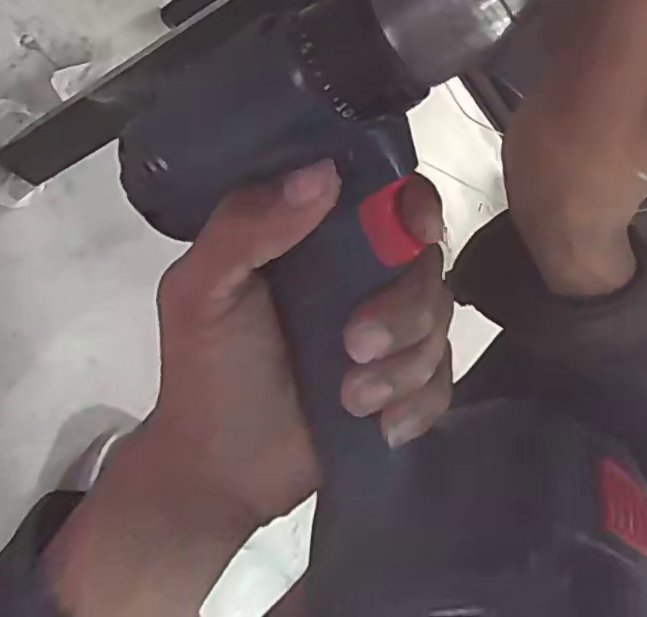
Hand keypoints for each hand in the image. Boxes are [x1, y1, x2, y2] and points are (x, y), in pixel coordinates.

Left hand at [47, 161, 449, 614]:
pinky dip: (420, 401)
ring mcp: (389, 324)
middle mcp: (361, 269)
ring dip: (405, 362)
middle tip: (354, 345)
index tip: (418, 228)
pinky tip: (382, 424)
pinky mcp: (405, 380)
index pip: (385, 194)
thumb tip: (322, 173)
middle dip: (404, 305)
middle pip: (425, 259)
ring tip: (352, 397)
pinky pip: (444, 377)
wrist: (219, 473)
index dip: (413, 202)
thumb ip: (246, 224)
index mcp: (318, 233)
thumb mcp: (203, 287)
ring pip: (438, 317)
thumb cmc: (206, 365)